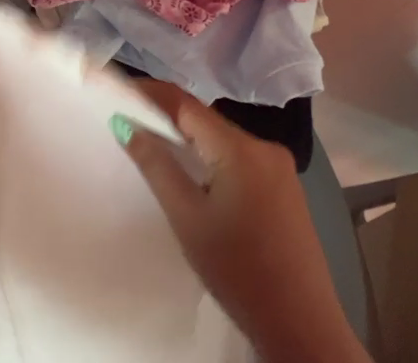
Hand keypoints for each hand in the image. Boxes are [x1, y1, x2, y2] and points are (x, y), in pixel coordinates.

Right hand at [119, 80, 370, 362]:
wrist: (302, 326)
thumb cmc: (238, 270)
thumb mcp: (187, 218)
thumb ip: (156, 165)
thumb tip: (126, 124)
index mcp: (241, 149)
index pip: (184, 104)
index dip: (147, 93)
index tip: (114, 91)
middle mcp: (264, 148)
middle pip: (204, 118)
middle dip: (164, 115)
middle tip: (125, 119)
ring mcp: (279, 168)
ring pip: (220, 138)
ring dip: (187, 138)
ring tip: (150, 143)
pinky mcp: (284, 188)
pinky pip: (237, 157)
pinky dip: (209, 156)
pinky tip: (190, 172)